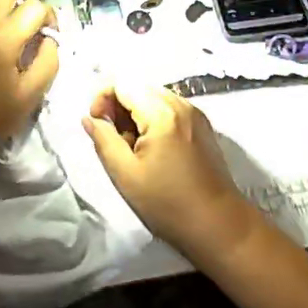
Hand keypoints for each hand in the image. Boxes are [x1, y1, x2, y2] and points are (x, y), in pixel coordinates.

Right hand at [83, 85, 261, 261]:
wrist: (218, 224)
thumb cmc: (167, 203)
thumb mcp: (126, 174)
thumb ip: (104, 140)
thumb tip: (90, 118)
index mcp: (162, 112)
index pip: (124, 83)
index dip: (102, 98)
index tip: (96, 124)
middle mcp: (181, 104)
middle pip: (140, 86)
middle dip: (119, 105)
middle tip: (112, 139)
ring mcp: (195, 113)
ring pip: (154, 97)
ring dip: (136, 113)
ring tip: (131, 147)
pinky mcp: (202, 125)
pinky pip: (170, 109)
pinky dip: (153, 119)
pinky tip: (151, 149)